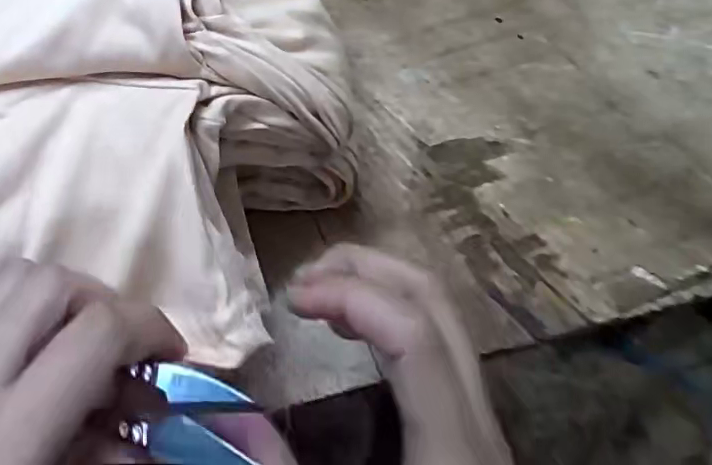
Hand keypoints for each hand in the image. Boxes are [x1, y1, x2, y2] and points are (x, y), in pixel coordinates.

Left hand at [0, 260, 186, 464]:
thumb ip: (114, 456)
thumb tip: (154, 410)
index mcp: (6, 437)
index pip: (91, 334)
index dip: (146, 327)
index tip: (174, 351)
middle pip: (47, 284)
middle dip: (102, 300)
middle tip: (129, 346)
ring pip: (10, 279)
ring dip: (61, 296)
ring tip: (89, 342)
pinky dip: (23, 305)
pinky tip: (46, 348)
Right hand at [288, 246, 512, 464]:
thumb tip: (232, 413)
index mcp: (454, 449)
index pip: (412, 331)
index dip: (348, 294)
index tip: (290, 299)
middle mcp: (478, 421)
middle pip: (431, 298)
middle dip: (359, 266)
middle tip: (299, 281)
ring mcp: (479, 420)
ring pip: (437, 309)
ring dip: (370, 281)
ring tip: (314, 293)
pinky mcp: (469, 428)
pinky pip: (430, 336)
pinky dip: (382, 309)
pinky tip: (345, 329)